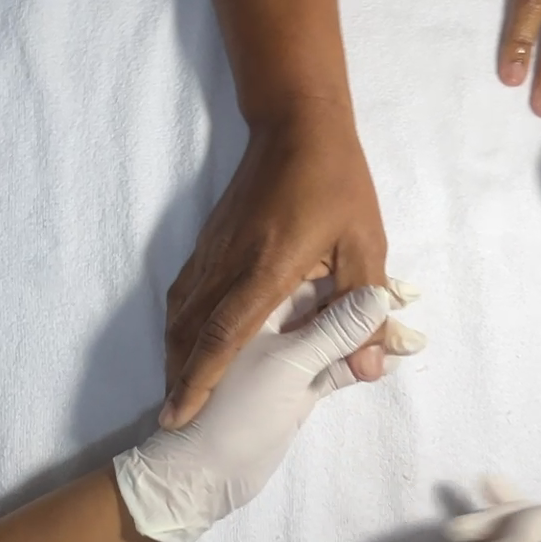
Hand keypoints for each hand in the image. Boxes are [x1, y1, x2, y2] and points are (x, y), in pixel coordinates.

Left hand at [118, 283, 415, 541]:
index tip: (394, 277)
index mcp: (257, 307)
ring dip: (367, 339)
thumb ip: (335, 329)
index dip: (353, 277)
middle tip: (412, 302)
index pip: (312, 280)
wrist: (206, 472)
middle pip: (326, 308)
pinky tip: (388, 362)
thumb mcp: (289, 362)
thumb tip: (380, 294)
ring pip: (332, 340)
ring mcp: (283, 359)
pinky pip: (331, 369)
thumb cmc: (238, 408)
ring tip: (412, 337)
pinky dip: (356, 365)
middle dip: (367, 308)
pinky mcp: (294, 390)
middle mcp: (270, 326)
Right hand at [163, 105, 394, 428]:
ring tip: (175, 388)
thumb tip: (368, 368)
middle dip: (178, 377)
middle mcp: (229, 263)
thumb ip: (361, 309)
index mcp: (269, 267)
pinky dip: (178, 324)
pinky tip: (184, 341)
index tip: (180, 414)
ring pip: (180, 310)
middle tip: (172, 416)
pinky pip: (184, 291)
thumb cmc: (337, 183)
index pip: (224, 333)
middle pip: (189, 329)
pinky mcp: (207, 240)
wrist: (296, 125)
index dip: (201, 379)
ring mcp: (211, 250)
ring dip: (173, 353)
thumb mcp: (364, 242)